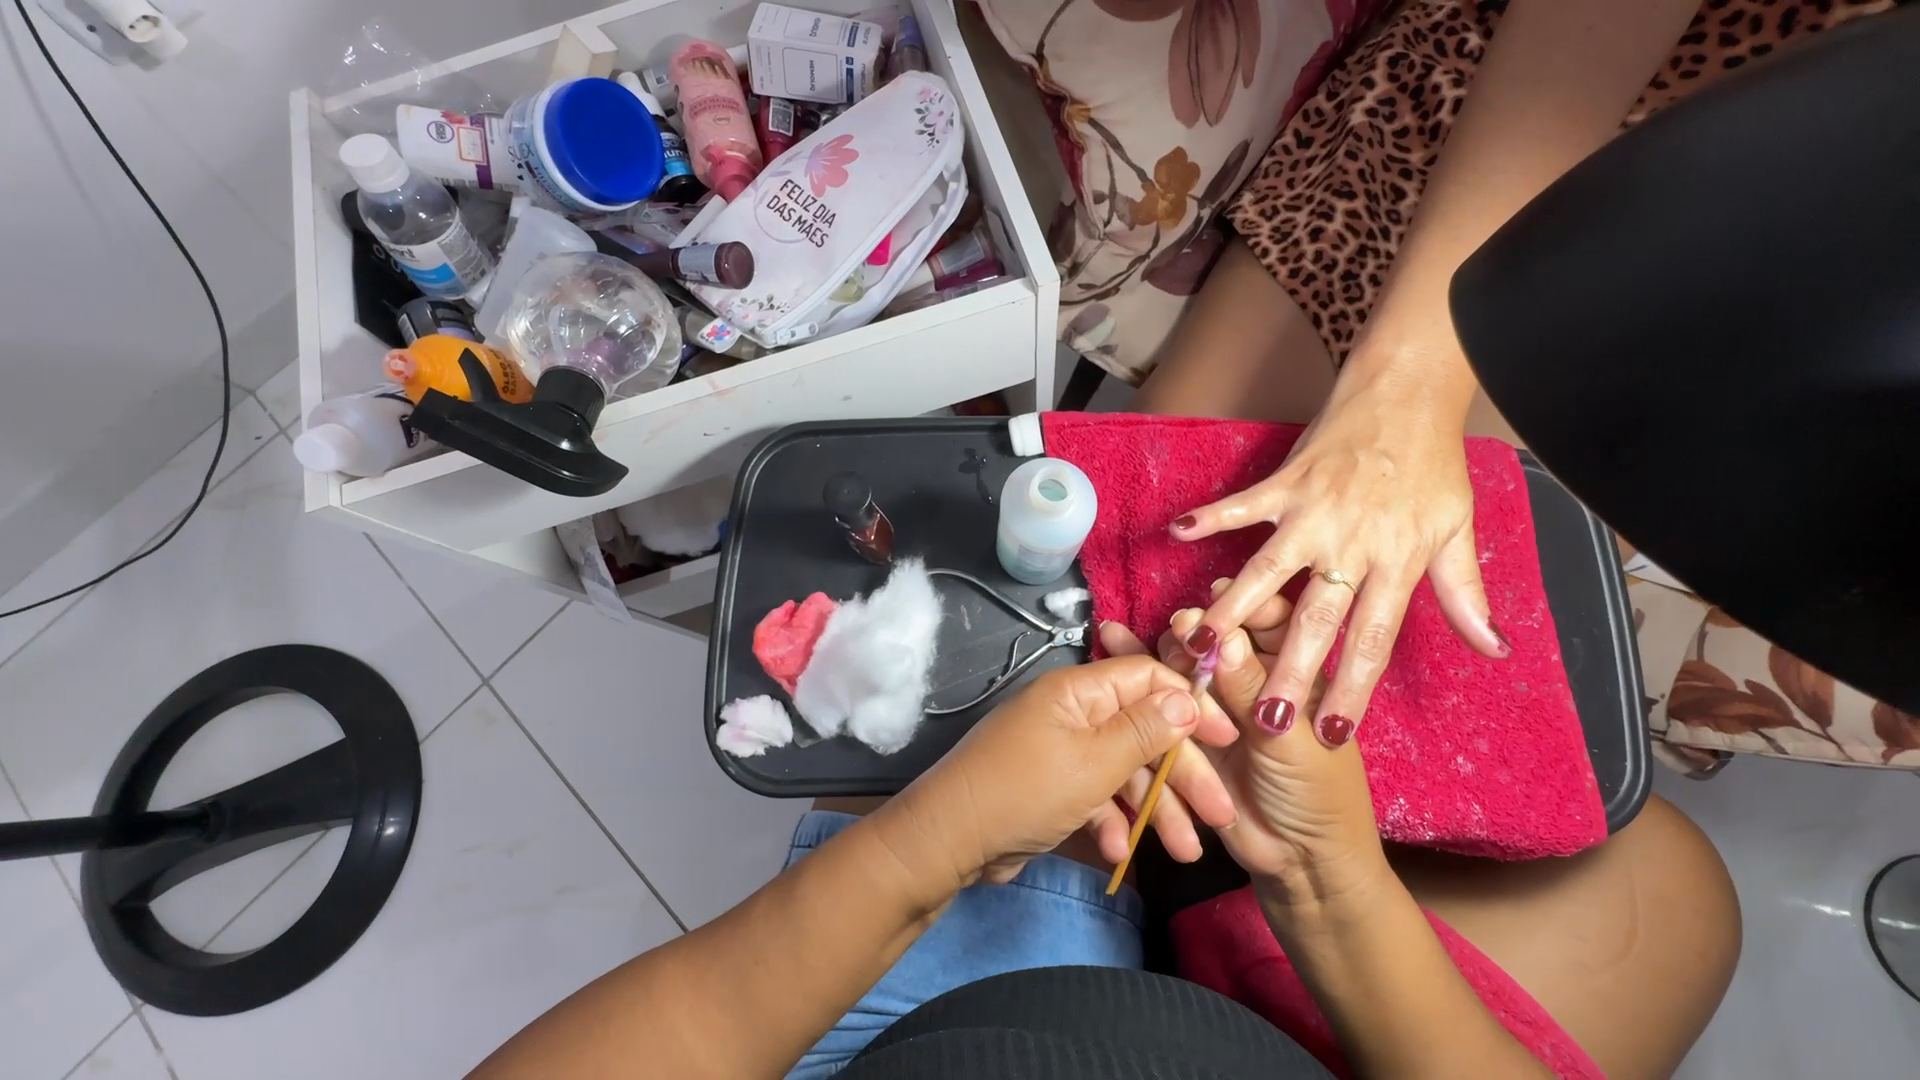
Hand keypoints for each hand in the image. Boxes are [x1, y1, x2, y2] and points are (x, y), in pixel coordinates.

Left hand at [876, 657, 1240, 888]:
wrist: (952, 840)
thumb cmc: (1027, 789)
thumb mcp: (1095, 761)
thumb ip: (1145, 731)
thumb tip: (1187, 699)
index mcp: (1078, 691)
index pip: (1146, 679)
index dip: (1189, 705)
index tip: (1229, 738)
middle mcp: (1072, 714)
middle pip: (1141, 732)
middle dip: (1180, 774)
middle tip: (1221, 815)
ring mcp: (1061, 751)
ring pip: (1123, 771)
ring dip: (1153, 808)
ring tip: (1185, 853)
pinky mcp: (1052, 787)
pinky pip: (1094, 796)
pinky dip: (1109, 820)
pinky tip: (1118, 850)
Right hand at [1101, 584, 1388, 906]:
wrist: (1297, 863)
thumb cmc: (1317, 796)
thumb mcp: (1290, 740)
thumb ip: (1253, 689)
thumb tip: (1223, 635)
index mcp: (1290, 671)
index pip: (1265, 620)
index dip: (1241, 606)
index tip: (1216, 599)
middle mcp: (1250, 678)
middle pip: (1214, 637)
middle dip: (1193, 632)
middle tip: (1178, 633)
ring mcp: (1216, 703)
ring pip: (1182, 663)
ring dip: (1159, 648)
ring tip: (1132, 640)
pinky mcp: (1187, 729)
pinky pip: (1159, 696)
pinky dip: (1134, 668)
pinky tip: (1111, 636)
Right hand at [1171, 378, 1507, 747]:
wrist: (1407, 394)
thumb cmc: (1430, 465)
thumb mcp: (1457, 529)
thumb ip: (1465, 593)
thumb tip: (1493, 650)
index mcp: (1397, 560)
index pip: (1374, 638)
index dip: (1353, 687)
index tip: (1333, 732)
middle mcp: (1352, 543)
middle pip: (1317, 617)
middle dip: (1291, 670)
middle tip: (1266, 718)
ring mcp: (1313, 512)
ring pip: (1268, 569)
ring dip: (1234, 608)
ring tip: (1202, 644)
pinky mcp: (1284, 482)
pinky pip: (1243, 504)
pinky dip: (1212, 516)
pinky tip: (1178, 533)